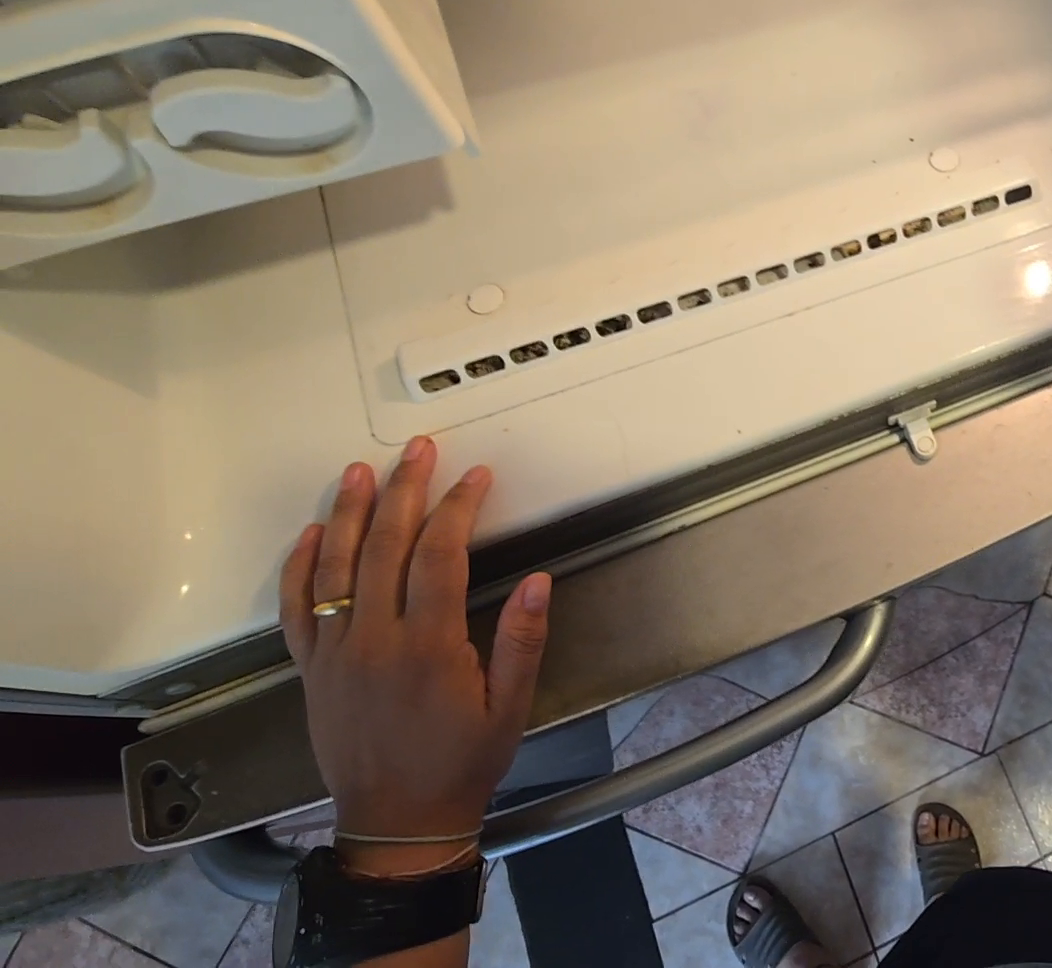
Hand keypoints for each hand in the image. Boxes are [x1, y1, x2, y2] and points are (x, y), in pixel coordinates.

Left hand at [279, 436, 550, 875]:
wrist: (397, 819)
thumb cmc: (464, 759)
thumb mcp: (512, 705)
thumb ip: (521, 641)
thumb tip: (536, 580)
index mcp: (428, 646)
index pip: (440, 558)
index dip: (458, 509)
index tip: (475, 477)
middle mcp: (374, 641)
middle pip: (386, 550)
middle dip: (406, 493)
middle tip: (420, 451)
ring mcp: (335, 654)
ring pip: (337, 569)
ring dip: (351, 515)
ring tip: (362, 472)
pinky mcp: (312, 669)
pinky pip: (298, 610)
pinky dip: (302, 568)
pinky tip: (313, 534)